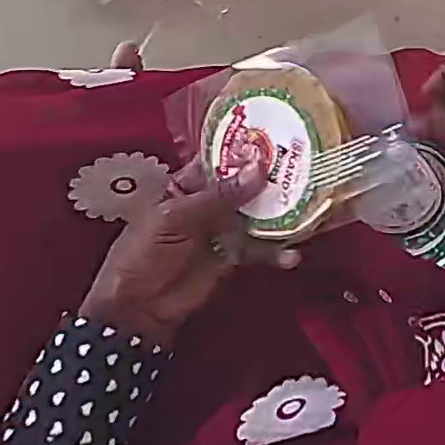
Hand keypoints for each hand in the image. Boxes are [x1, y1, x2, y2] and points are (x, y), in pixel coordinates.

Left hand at [80, 155, 300, 343]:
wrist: (138, 309)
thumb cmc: (144, 252)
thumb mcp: (175, 217)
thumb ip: (219, 194)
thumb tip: (259, 169)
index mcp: (188, 184)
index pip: (219, 159)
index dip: (244, 148)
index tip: (276, 135)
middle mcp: (210, 201)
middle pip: (245, 184)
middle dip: (270, 177)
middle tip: (302, 167)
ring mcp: (225, 228)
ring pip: (258, 213)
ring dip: (280, 211)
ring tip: (306, 206)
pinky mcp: (235, 255)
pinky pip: (260, 247)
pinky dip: (276, 251)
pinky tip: (291, 254)